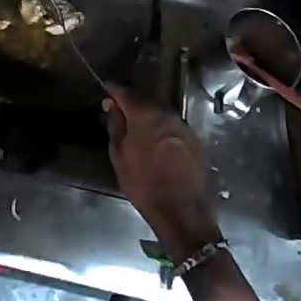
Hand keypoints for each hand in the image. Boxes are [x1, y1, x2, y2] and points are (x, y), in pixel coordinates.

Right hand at [104, 89, 220, 260]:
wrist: (182, 210)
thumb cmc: (143, 184)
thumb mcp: (119, 156)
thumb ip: (115, 125)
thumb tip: (110, 103)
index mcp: (145, 114)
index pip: (126, 92)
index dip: (114, 90)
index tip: (106, 91)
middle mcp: (166, 113)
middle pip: (145, 100)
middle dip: (132, 103)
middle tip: (119, 113)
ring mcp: (182, 125)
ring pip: (160, 112)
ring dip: (148, 116)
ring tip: (137, 130)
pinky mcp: (194, 138)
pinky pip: (172, 126)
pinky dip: (162, 129)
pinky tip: (156, 144)